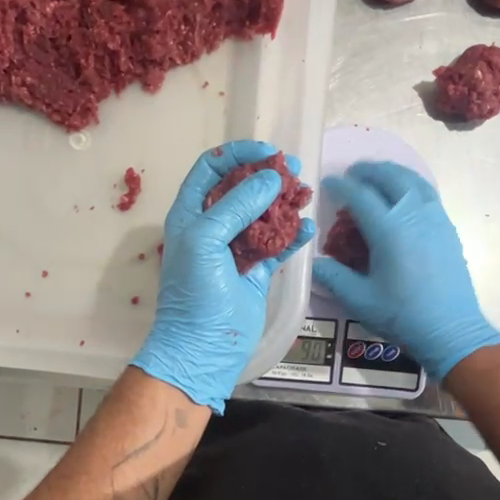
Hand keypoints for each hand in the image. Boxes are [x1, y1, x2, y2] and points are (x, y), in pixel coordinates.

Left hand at [131, 141, 314, 413]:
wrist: (203, 348)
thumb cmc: (195, 292)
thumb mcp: (206, 240)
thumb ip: (237, 205)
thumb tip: (270, 178)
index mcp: (191, 214)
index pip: (211, 168)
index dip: (237, 153)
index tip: (267, 151)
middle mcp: (212, 227)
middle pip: (241, 187)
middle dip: (266, 175)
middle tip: (293, 170)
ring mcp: (236, 249)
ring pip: (263, 214)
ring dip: (283, 203)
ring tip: (304, 194)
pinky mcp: (257, 272)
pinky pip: (278, 245)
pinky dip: (293, 235)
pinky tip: (308, 227)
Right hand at [314, 161, 499, 379]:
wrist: (450, 329)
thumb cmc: (401, 316)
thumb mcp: (359, 300)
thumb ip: (333, 277)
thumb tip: (312, 263)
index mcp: (389, 230)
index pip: (360, 196)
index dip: (341, 186)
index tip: (327, 183)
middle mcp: (414, 215)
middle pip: (390, 177)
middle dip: (369, 171)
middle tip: (352, 173)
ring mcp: (435, 218)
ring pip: (413, 181)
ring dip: (392, 173)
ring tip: (377, 177)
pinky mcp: (447, 228)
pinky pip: (427, 194)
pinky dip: (410, 185)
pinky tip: (403, 197)